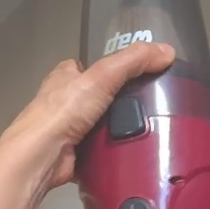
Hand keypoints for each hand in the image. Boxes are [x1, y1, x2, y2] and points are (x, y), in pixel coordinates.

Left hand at [0, 42, 174, 189]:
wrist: (42, 157)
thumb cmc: (63, 112)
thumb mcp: (102, 77)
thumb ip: (133, 61)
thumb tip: (167, 51)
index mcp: (65, 77)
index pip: (90, 66)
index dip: (112, 67)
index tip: (139, 72)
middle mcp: (64, 102)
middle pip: (100, 97)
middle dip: (122, 101)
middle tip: (151, 104)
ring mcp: (69, 130)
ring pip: (102, 125)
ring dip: (122, 128)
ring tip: (151, 128)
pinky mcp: (75, 154)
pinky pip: (102, 150)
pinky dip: (115, 151)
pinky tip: (134, 151)